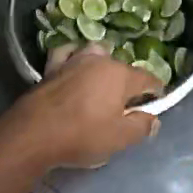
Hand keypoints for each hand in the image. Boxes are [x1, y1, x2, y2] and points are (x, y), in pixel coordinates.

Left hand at [3, 45, 164, 169]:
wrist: (34, 132)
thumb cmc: (82, 135)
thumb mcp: (119, 138)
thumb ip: (141, 126)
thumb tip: (154, 119)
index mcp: (120, 75)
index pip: (147, 78)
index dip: (156, 90)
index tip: (158, 100)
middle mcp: (99, 61)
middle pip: (122, 68)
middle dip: (129, 82)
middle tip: (128, 104)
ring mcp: (73, 60)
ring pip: (96, 54)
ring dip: (103, 64)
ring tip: (104, 81)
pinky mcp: (52, 67)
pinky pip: (68, 53)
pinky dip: (74, 56)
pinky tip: (74, 65)